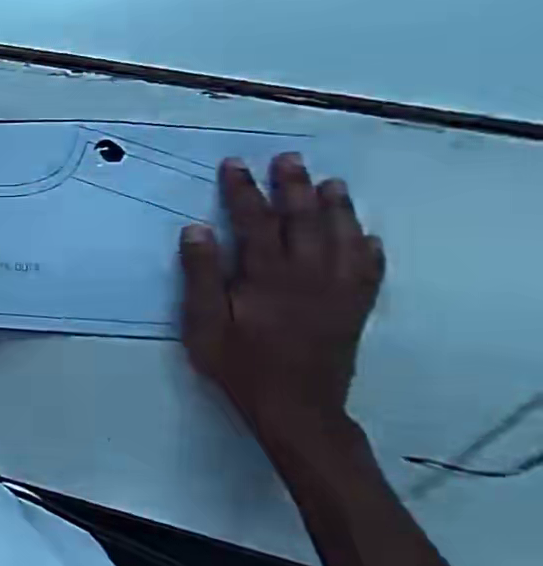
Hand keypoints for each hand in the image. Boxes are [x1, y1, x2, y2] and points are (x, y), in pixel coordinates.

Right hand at [179, 154, 385, 449]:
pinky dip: (367, 247)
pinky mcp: (353, 308)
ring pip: (342, 239)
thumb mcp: (203, 321)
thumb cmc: (238, 362)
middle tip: (288, 159)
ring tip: (330, 183)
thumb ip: (201, 274)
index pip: (255, 222)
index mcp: (268, 277)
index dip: (243, 191)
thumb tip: (197, 229)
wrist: (295, 407)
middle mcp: (309, 276)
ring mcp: (337, 291)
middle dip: (294, 188)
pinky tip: (365, 235)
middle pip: (304, 222)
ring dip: (335, 208)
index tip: (234, 165)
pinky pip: (368, 269)